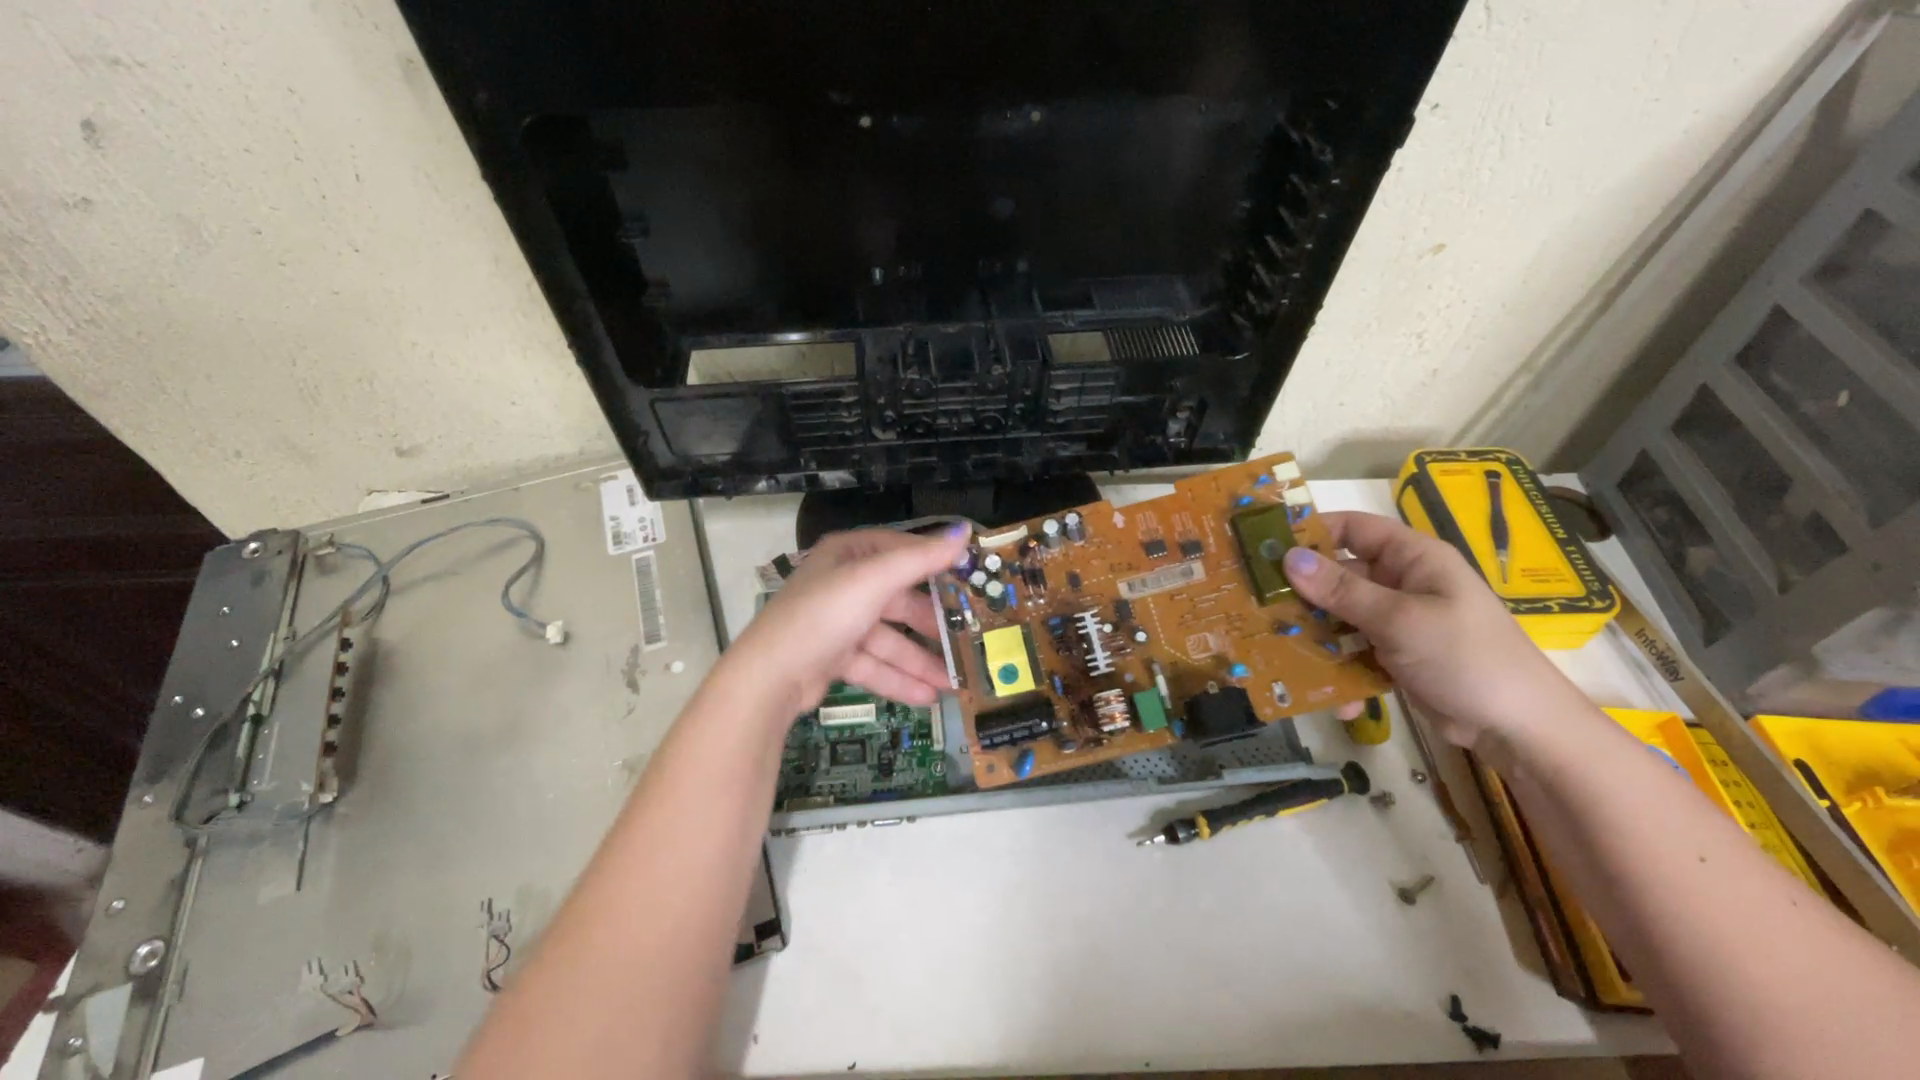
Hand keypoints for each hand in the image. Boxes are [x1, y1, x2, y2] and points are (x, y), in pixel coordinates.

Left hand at [723, 524, 969, 717]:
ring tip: (953, 681)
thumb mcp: (874, 580)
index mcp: (849, 554)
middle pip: (898, 601)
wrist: (771, 674)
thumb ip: (921, 559)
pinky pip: (874, 665)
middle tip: (966, 639)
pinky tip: (927, 696)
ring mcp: (838, 622)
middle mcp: (843, 584)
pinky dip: (898, 679)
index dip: (935, 564)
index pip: (901, 552)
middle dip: (931, 625)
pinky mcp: (833, 657)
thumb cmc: (824, 614)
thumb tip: (965, 530)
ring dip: (919, 661)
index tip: (970, 580)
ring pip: (889, 639)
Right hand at [1283, 511, 1581, 751]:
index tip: (1266, 549)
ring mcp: (1400, 622)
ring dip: (1317, 638)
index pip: (1354, 529)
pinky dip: (1342, 672)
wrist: (1518, 726)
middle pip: (1340, 577)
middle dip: (1303, 594)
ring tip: (1281, 653)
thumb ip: (1342, 590)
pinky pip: (1356, 654)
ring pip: (1342, 618)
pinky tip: (1332, 698)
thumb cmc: (1465, 657)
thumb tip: (1289, 558)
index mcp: (1413, 559)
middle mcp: (1404, 584)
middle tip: (1259, 608)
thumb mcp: (1400, 620)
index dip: (1312, 533)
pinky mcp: (1397, 657)